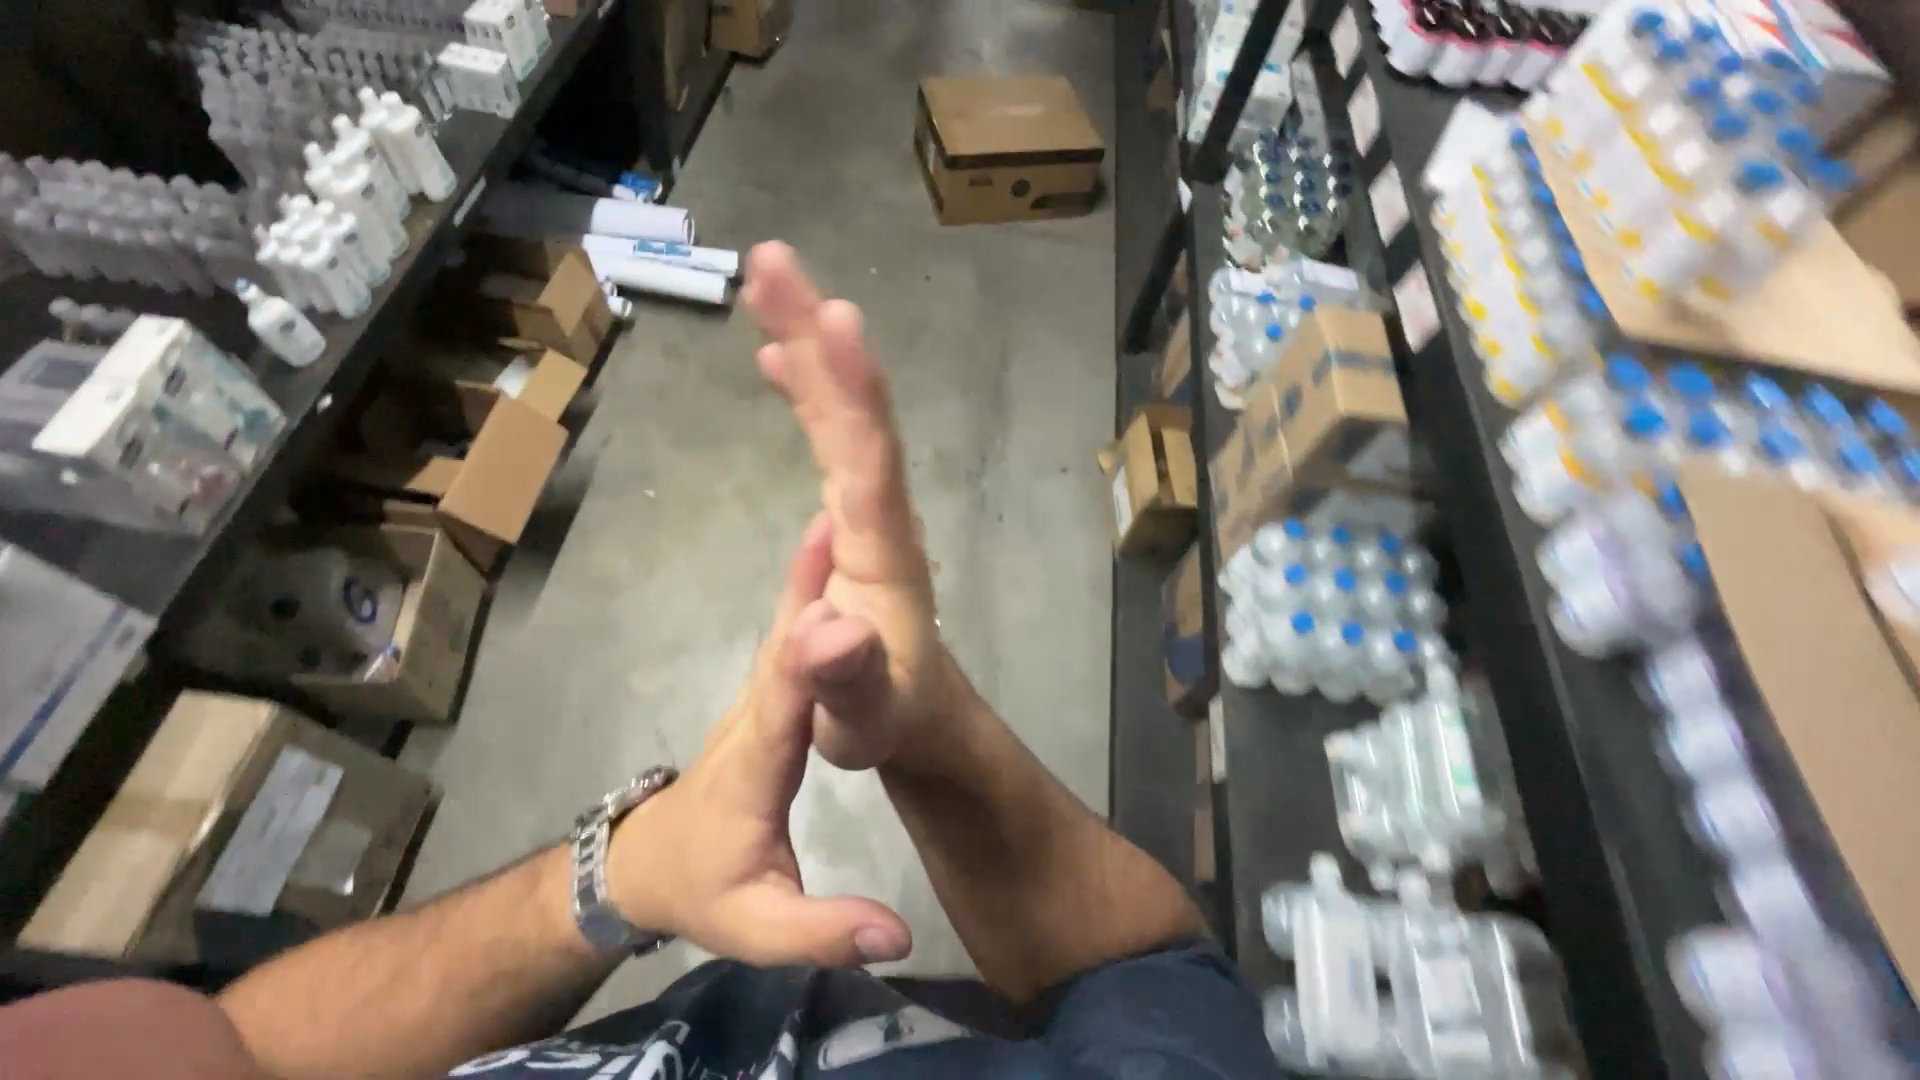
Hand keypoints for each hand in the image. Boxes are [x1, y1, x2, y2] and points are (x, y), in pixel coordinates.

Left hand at [606, 513, 912, 966]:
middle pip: (783, 646)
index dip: (807, 665)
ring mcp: (753, 698)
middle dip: (813, 585)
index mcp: (755, 769)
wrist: (643, 865)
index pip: (780, 713)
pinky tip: (829, 552)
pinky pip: (790, 634)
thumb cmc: (703, 888)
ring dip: (812, 574)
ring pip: (784, 629)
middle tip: (848, 517)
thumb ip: (823, 931)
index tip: (839, 615)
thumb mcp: (758, 928)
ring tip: (846, 513)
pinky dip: (810, 589)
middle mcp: (752, 717)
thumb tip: (900, 934)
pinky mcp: (761, 691)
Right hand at [742, 243, 956, 770]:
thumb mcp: (864, 721)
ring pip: (843, 415)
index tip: (833, 314)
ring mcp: (868, 508)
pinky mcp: (854, 513)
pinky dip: (809, 393)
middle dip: (817, 338)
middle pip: (853, 413)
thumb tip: (827, 627)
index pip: (870, 457)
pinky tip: (781, 363)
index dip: (852, 388)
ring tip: (769, 284)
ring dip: (809, 349)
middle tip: (773, 261)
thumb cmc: (888, 717)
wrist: (913, 712)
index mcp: (883, 550)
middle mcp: (880, 512)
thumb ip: (849, 682)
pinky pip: (833, 438)